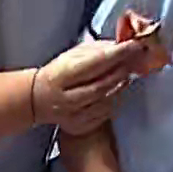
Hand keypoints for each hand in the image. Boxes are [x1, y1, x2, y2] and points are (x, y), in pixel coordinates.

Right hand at [32, 40, 147, 133]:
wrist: (37, 99)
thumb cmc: (58, 74)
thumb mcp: (72, 56)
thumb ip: (96, 51)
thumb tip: (122, 45)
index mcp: (62, 75)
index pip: (96, 63)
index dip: (118, 54)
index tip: (135, 45)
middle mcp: (65, 98)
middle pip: (102, 84)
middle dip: (121, 71)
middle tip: (132, 61)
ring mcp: (71, 115)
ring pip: (104, 101)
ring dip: (118, 88)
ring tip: (123, 77)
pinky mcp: (76, 126)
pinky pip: (101, 115)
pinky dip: (111, 102)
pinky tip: (111, 94)